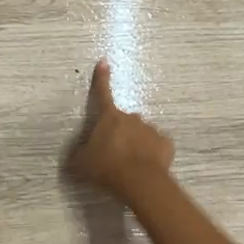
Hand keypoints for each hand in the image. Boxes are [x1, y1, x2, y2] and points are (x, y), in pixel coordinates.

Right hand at [71, 58, 174, 200]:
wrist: (140, 182)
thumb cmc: (107, 168)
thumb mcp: (81, 163)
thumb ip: (79, 153)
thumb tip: (78, 151)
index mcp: (109, 117)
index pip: (102, 93)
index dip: (101, 77)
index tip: (104, 61)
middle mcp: (131, 118)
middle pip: (123, 121)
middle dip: (119, 132)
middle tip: (114, 154)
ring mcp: (151, 129)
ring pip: (141, 133)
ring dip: (136, 144)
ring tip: (131, 165)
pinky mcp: (165, 144)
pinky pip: (156, 146)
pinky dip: (152, 153)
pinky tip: (147, 167)